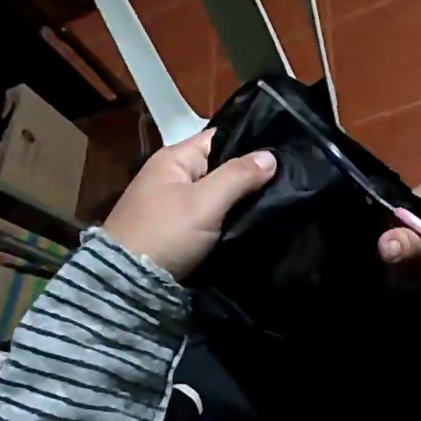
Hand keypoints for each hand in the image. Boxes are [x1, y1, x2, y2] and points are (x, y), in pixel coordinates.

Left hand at [102, 129, 276, 280]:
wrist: (132, 281)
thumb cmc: (167, 232)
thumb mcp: (206, 202)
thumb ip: (238, 177)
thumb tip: (271, 156)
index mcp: (175, 158)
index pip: (220, 139)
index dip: (250, 144)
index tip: (282, 154)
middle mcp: (174, 176)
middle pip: (221, 167)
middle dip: (250, 174)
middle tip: (288, 181)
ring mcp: (176, 203)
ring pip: (220, 194)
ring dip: (243, 199)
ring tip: (280, 200)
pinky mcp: (182, 228)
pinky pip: (214, 216)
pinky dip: (231, 218)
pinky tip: (255, 221)